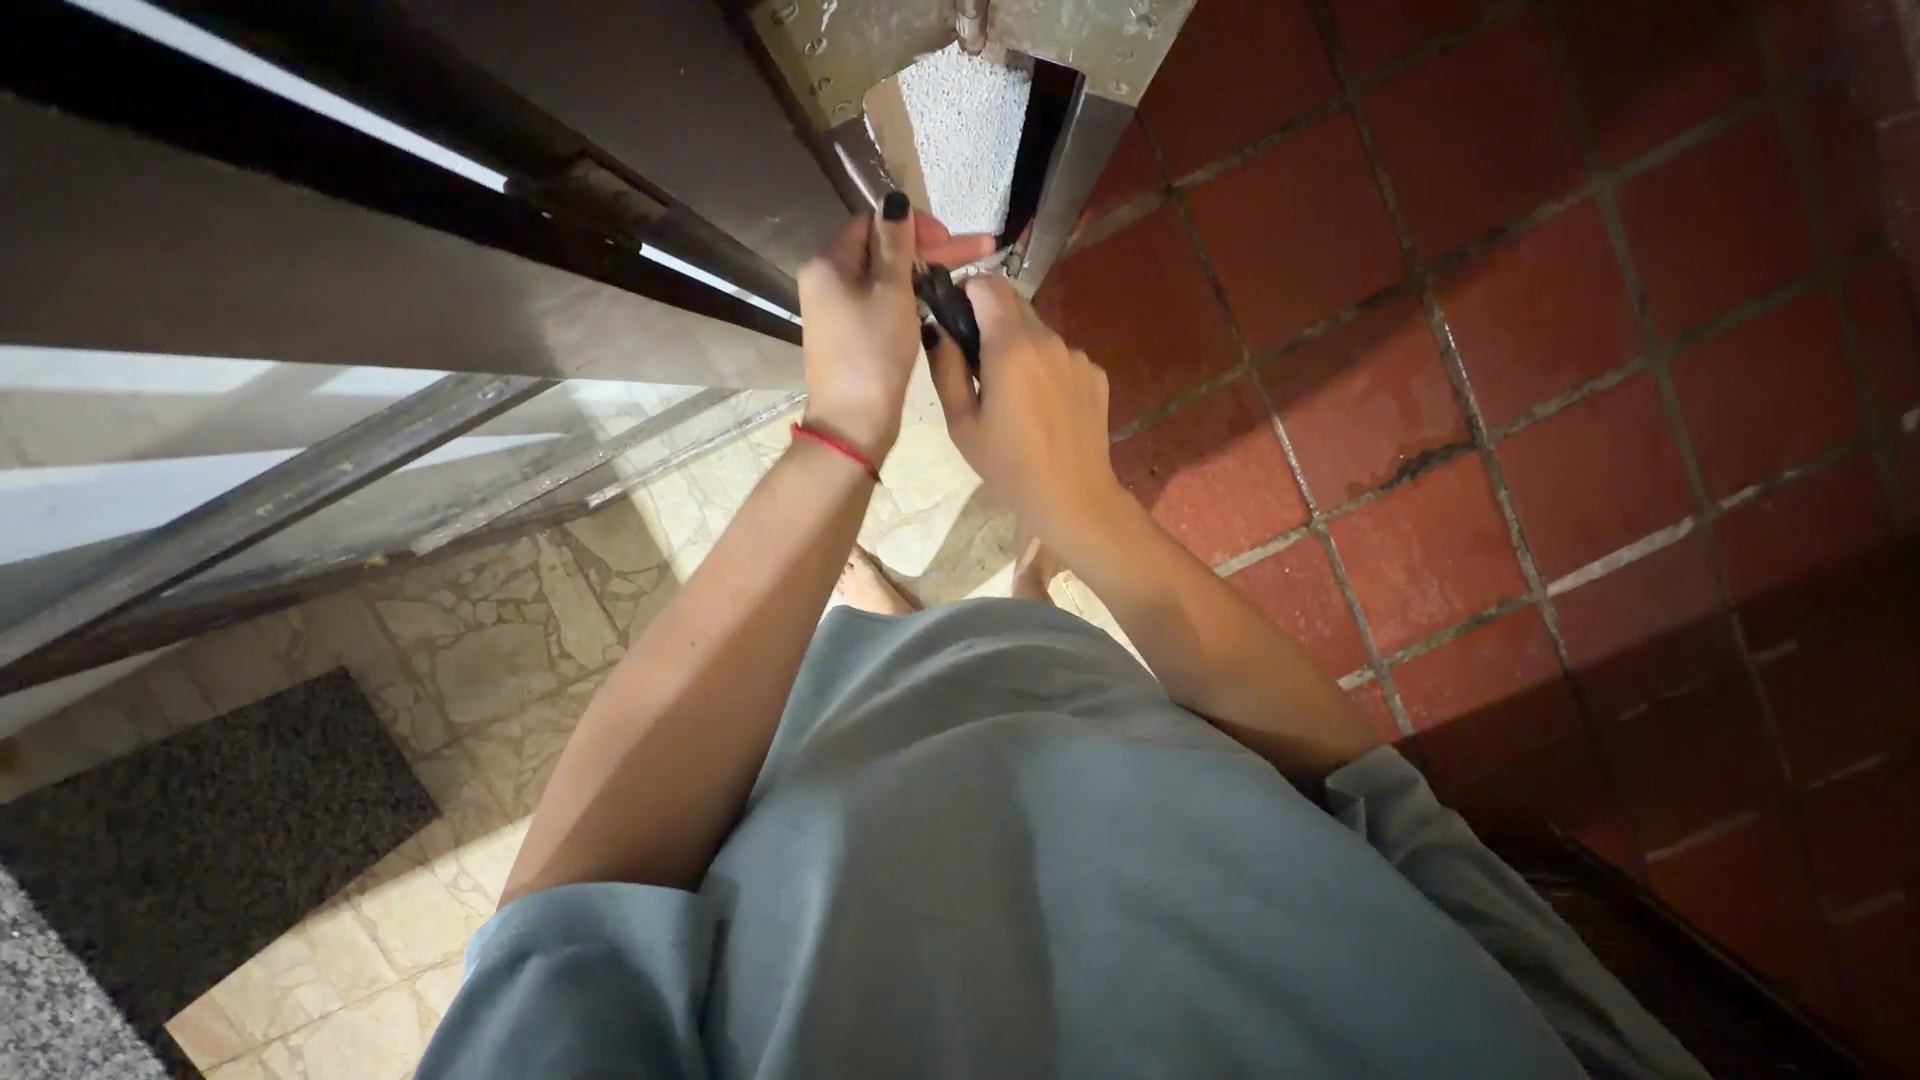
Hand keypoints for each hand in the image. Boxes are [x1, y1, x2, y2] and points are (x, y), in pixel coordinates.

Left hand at [797, 194, 993, 462]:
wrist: (855, 421)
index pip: (871, 222)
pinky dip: (912, 297)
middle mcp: (827, 281)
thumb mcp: (892, 293)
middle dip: (929, 249)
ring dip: (925, 272)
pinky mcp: (853, 334)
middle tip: (980, 252)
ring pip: (886, 278)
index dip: (912, 225)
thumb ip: (896, 245)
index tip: (948, 239)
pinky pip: (884, 302)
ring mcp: (839, 310)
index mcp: (827, 263)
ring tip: (968, 274)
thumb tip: (894, 202)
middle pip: (882, 250)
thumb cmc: (873, 354)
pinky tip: (943, 297)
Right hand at [927, 275, 1127, 544]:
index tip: (957, 319)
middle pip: (1014, 305)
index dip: (967, 293)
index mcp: (1011, 346)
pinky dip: (1047, 370)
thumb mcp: (961, 422)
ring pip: (1039, 333)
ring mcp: (1077, 355)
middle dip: (992, 323)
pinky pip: (1062, 357)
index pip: (988, 284)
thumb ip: (945, 367)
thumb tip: (937, 328)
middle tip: (979, 366)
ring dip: (1020, 349)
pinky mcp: (1095, 374)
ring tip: (1014, 397)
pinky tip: (1045, 409)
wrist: (1073, 496)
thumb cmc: (1007, 465)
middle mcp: (1048, 339)